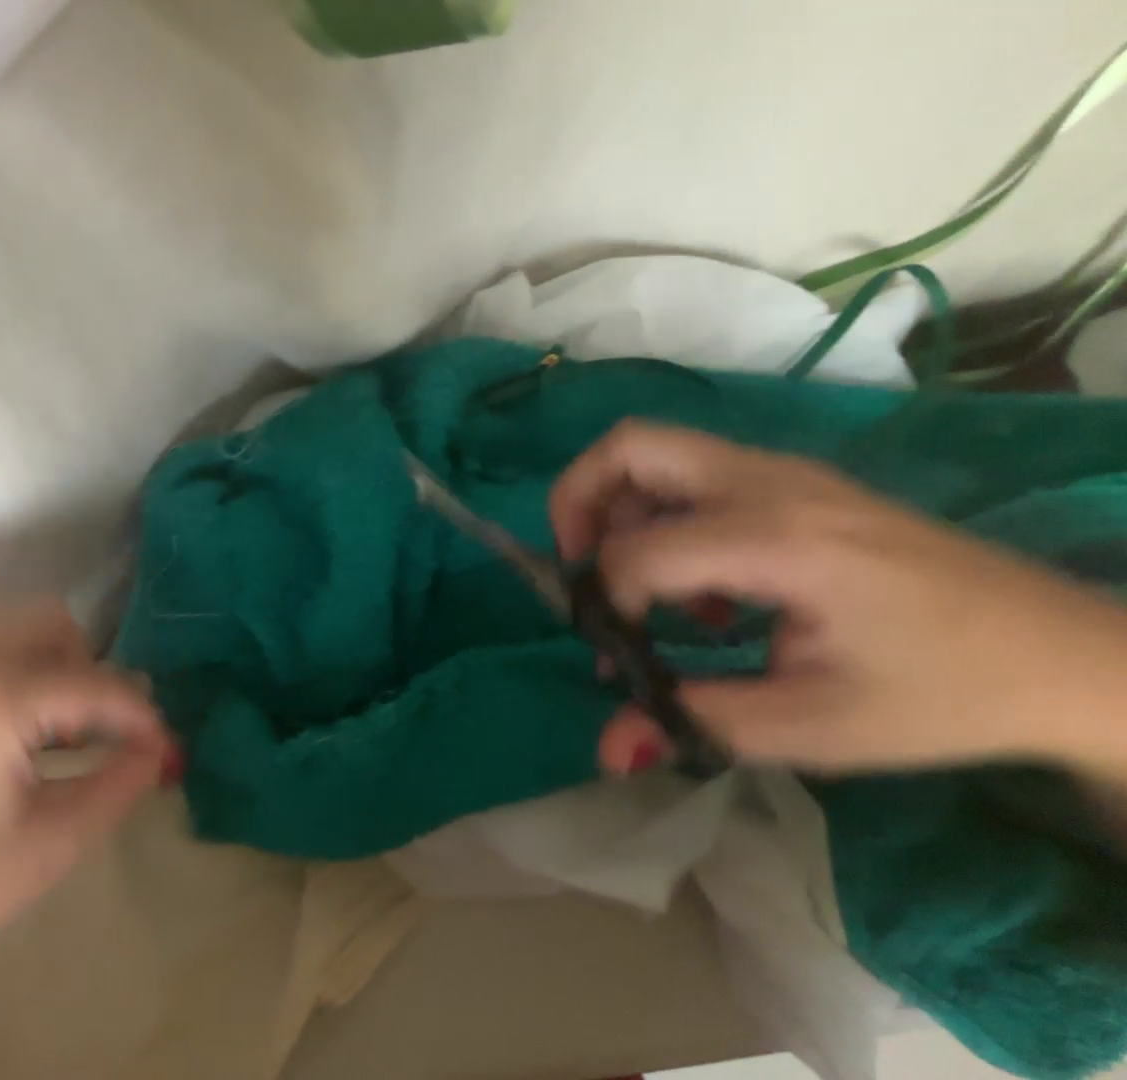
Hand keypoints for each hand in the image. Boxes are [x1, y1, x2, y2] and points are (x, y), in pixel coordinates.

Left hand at [0, 600, 169, 1079]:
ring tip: (60, 737)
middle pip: (50, 624)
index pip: (96, 684)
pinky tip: (10, 737)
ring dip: (48, 666)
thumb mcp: (50, 844)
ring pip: (9, 630)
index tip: (166, 749)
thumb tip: (157, 753)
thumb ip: (118, 786)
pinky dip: (8, 672)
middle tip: (105, 735)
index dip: (141, 716)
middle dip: (89, 671)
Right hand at [549, 421, 1126, 778]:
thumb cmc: (943, 696)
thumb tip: (607, 749)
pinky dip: (662, 514)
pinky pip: (694, 473)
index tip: (625, 657)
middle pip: (630, 447)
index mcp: (783, 541)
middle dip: (576, 504)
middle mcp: (775, 485)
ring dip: (620, 511)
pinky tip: (704, 589)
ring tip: (646, 591)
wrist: (1069, 659)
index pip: (639, 551)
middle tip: (580, 574)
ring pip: (656, 452)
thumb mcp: (816, 729)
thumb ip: (697, 723)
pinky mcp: (799, 483)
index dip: (608, 604)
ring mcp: (789, 474)